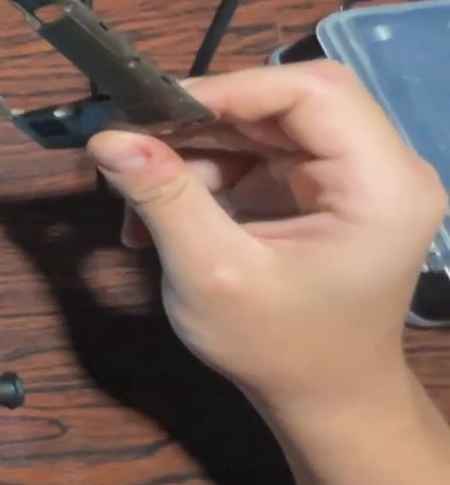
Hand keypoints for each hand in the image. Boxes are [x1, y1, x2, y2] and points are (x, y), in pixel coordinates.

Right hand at [87, 61, 444, 422]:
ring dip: (180, 153)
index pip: (311, 93)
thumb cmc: (275, 342)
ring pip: (247, 128)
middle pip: (277, 103)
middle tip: (126, 146)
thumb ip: (163, 197)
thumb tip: (104, 139)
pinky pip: (237, 158)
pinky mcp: (300, 194)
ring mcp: (334, 181)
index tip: (147, 115)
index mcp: (379, 184)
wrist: (316, 395)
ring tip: (133, 195)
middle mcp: (369, 169)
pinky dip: (186, 176)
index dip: (227, 90)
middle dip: (193, 122)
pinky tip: (152, 215)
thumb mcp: (209, 269)